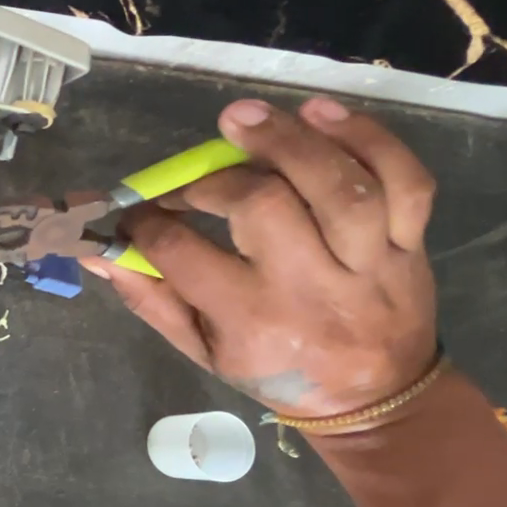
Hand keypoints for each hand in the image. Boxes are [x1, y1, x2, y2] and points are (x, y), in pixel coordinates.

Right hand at [84, 98, 438, 418]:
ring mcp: (369, 260)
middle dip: (212, 182)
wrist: (375, 394)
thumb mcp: (198, 348)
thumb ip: (149, 297)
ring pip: (336, 185)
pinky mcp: (411, 241)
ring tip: (240, 116)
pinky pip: (403, 179)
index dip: (147, 223)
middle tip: (188, 184)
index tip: (133, 214)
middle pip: (263, 205)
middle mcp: (309, 284)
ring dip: (285, 140)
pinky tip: (319, 112)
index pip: (183, 253)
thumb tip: (96, 253)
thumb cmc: (269, 370)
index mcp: (249, 317)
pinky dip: (366, 138)